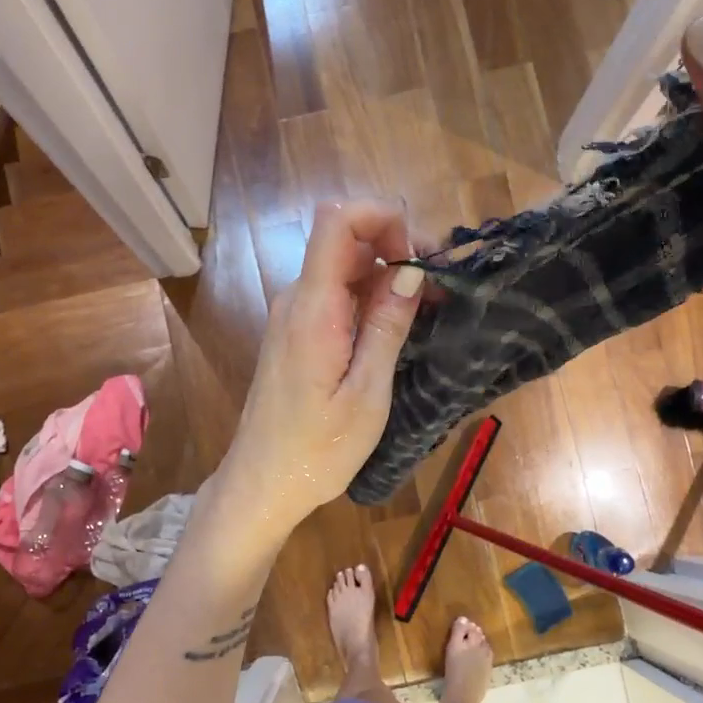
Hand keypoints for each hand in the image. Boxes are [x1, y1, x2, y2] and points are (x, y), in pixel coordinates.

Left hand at [209, 200, 422, 536]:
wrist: (262, 485)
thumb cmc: (317, 451)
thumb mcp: (366, 395)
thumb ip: (387, 327)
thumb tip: (411, 270)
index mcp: (312, 310)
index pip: (337, 220)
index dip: (384, 216)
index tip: (422, 257)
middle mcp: (295, 301)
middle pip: (345, 240)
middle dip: (397, 247)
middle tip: (440, 289)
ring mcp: (291, 317)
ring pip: (343, 269)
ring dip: (387, 277)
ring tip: (428, 312)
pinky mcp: (294, 335)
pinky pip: (335, 297)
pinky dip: (369, 299)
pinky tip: (396, 329)